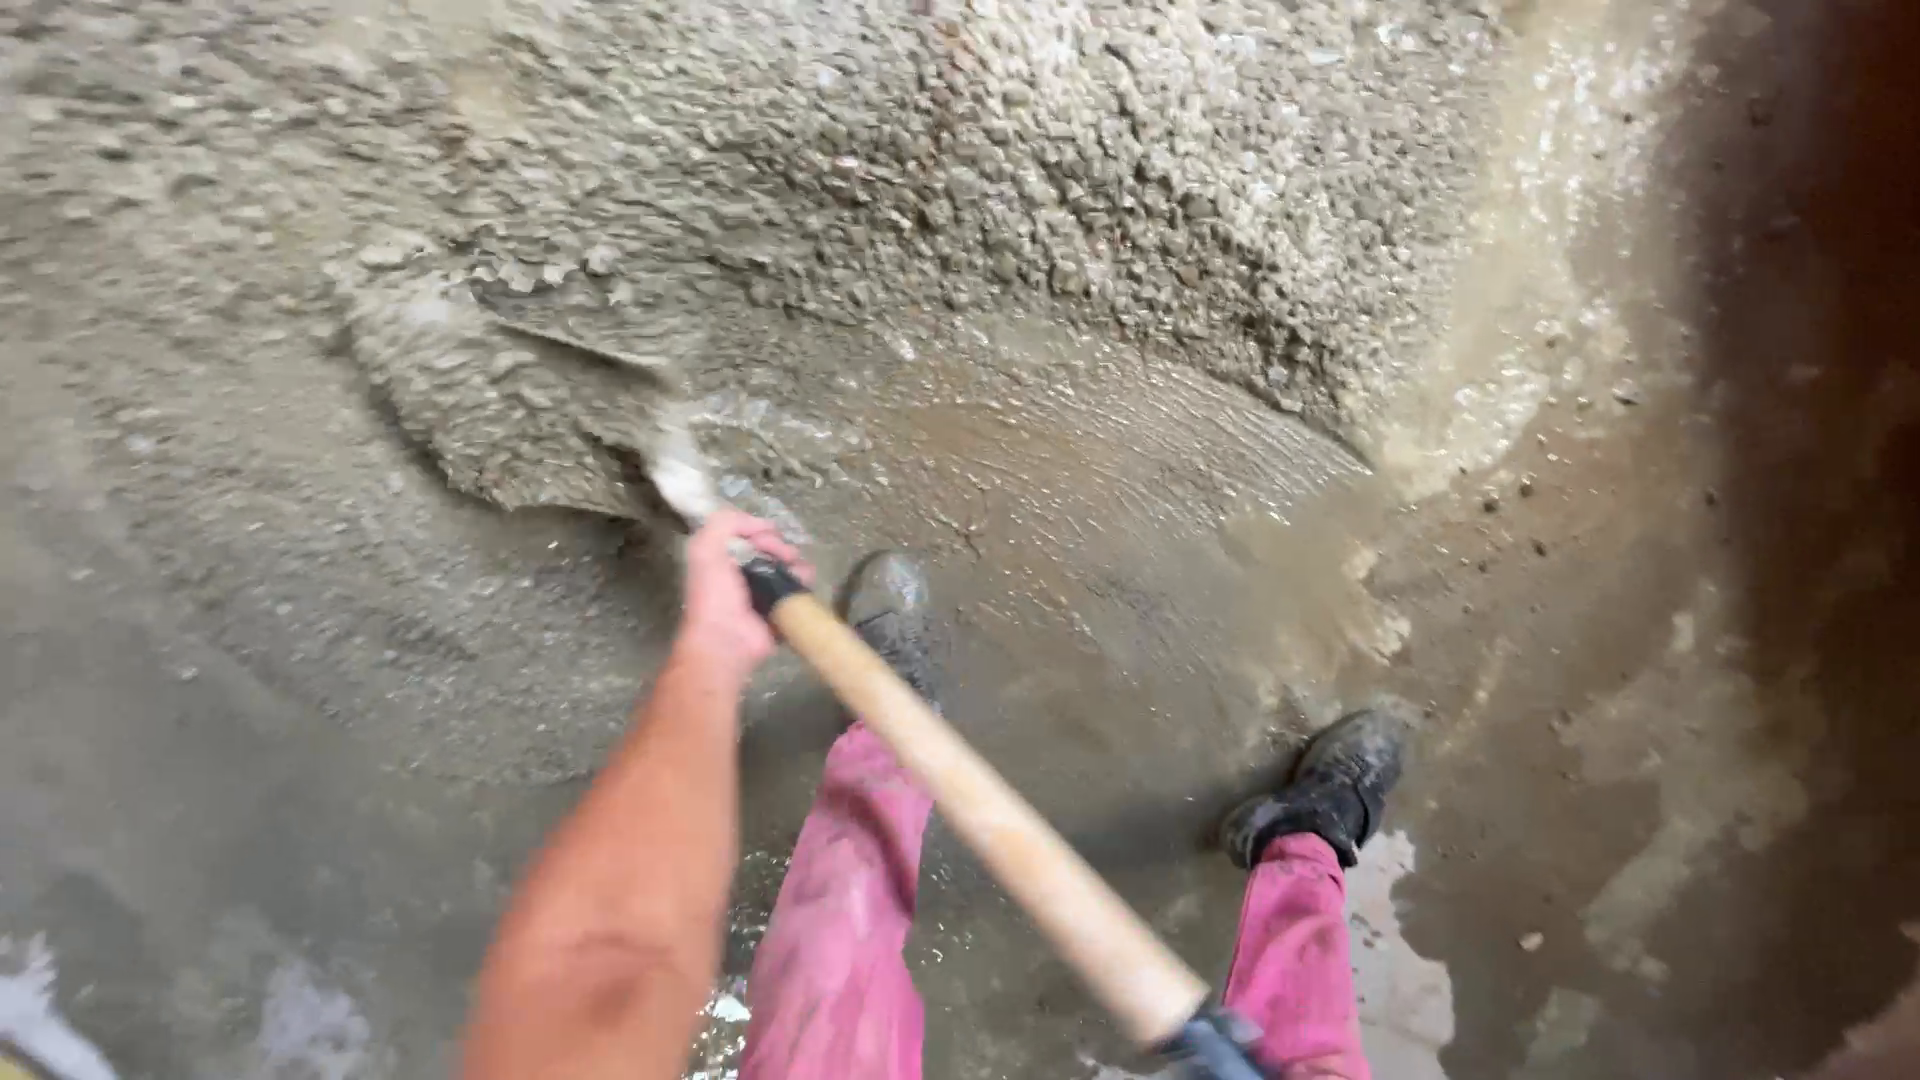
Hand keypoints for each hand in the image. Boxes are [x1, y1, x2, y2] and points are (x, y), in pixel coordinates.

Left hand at [677, 510, 811, 684]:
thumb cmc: (714, 594)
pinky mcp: (779, 612)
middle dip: (782, 548)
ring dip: (798, 565)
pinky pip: (797, 593)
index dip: (761, 532)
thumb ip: (725, 523)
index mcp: (722, 560)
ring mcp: (762, 595)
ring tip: (800, 570)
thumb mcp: (706, 548)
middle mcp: (742, 576)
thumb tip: (762, 523)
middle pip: (770, 552)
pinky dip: (804, 585)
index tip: (769, 536)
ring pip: (787, 571)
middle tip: (787, 555)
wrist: (726, 640)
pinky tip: (806, 583)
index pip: (747, 537)